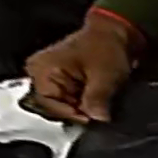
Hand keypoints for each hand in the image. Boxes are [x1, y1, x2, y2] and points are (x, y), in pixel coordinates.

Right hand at [23, 13, 139, 123]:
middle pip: (53, 105)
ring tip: (101, 110)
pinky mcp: (68, 80)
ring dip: (82, 109)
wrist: (116, 38)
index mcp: (42, 70)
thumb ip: (97, 98)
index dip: (68, 113)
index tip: (91, 120)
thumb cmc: (106, 51)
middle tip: (98, 118)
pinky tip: (100, 106)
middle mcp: (42, 74)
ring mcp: (54, 77)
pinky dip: (86, 104)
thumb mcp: (104, 78)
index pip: (46, 101)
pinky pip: (73, 98)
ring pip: (64, 103)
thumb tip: (96, 118)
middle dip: (75, 113)